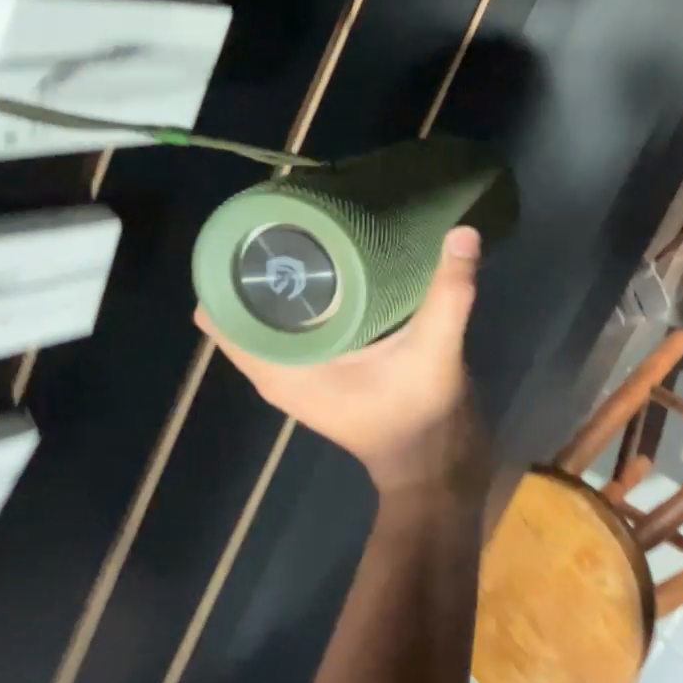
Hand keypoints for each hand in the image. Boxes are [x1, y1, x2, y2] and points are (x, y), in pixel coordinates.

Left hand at [195, 226, 489, 493]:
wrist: (441, 465)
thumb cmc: (420, 416)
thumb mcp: (435, 351)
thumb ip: (448, 292)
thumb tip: (462, 230)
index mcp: (281, 369)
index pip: (220, 315)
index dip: (231, 270)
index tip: (261, 229)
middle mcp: (284, 366)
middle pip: (250, 305)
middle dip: (270, 262)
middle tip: (303, 216)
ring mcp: (311, 366)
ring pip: (282, 311)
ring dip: (299, 275)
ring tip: (326, 229)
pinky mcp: (339, 364)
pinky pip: (313, 318)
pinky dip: (325, 291)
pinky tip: (355, 262)